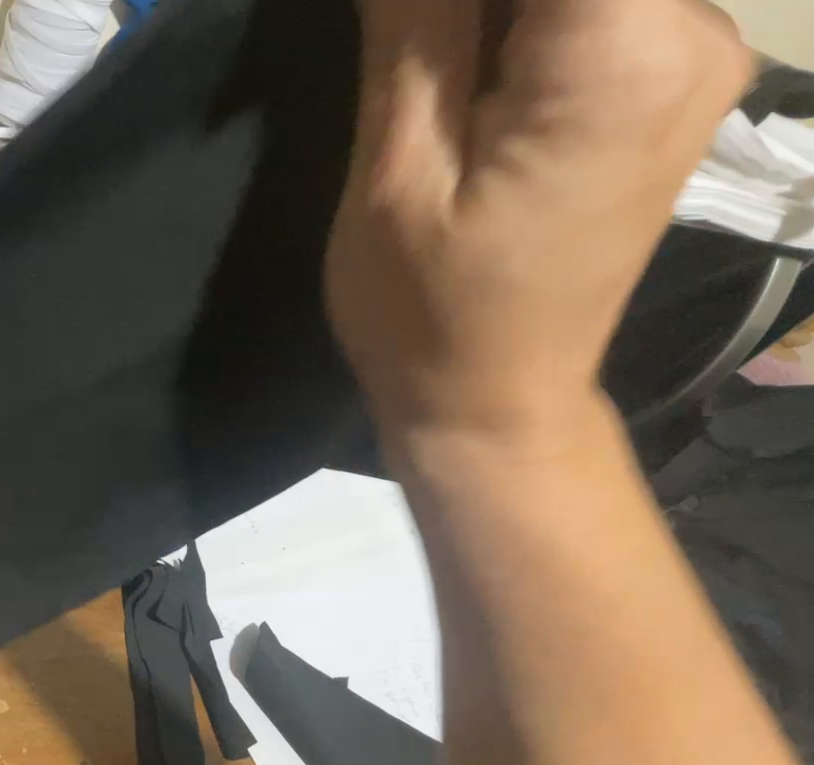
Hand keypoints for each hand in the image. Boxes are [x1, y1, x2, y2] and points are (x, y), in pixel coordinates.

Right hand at [326, 0, 749, 448]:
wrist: (489, 401)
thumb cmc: (424, 312)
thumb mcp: (395, 180)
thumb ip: (414, 36)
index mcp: (615, 59)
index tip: (406, 20)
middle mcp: (691, 34)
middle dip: (462, 5)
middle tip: (402, 45)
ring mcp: (692, 60)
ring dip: (484, 18)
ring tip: (423, 82)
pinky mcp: (666, 89)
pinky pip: (595, 15)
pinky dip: (517, 28)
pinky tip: (461, 78)